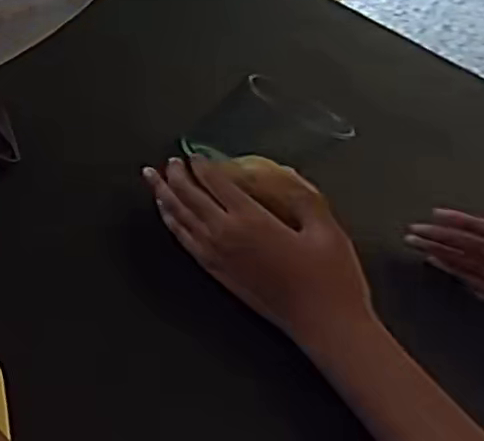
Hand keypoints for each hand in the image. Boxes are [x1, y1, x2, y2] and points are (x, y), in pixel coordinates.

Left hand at [144, 155, 374, 344]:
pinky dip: (168, 218)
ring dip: (162, 191)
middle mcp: (224, 231)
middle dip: (176, 173)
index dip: (201, 164)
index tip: (195, 155)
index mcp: (250, 218)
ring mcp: (215, 251)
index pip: (214, 181)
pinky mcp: (213, 268)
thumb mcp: (328, 233)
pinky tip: (164, 210)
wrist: (327, 327)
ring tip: (152, 175)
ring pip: (177, 213)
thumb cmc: (331, 280)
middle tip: (172, 161)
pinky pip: (181, 237)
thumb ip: (305, 198)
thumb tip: (287, 173)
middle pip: (188, 193)